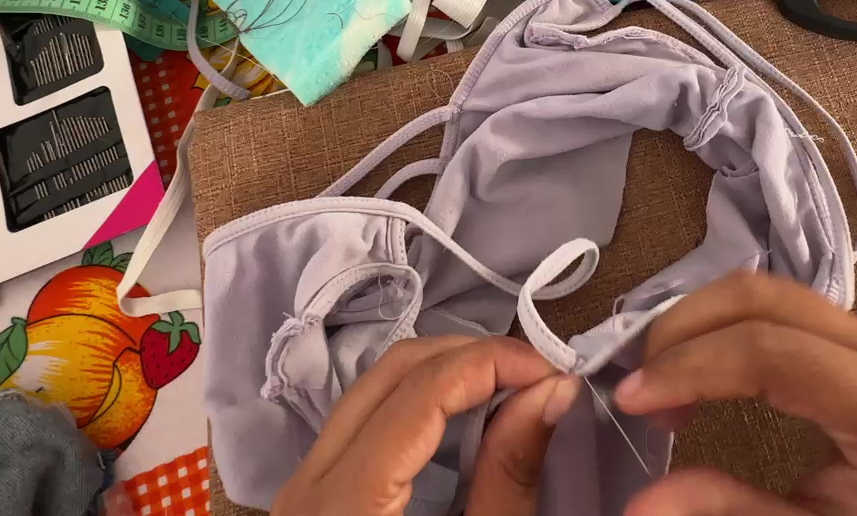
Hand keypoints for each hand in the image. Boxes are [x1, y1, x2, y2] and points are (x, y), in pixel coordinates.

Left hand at [273, 335, 583, 515]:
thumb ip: (508, 478)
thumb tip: (553, 391)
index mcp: (342, 506)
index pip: (419, 391)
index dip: (489, 363)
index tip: (551, 372)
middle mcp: (308, 481)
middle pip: (392, 371)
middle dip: (470, 356)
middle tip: (535, 375)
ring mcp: (304, 485)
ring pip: (376, 386)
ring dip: (447, 372)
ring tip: (510, 388)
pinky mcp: (314, 495)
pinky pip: (369, 417)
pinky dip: (423, 401)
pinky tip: (466, 417)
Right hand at [613, 272, 856, 515]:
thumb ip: (732, 510)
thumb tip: (638, 502)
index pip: (768, 351)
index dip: (690, 367)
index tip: (632, 398)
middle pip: (760, 299)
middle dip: (684, 330)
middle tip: (638, 383)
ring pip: (763, 290)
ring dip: (699, 322)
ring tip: (661, 382)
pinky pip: (777, 309)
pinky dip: (723, 326)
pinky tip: (700, 367)